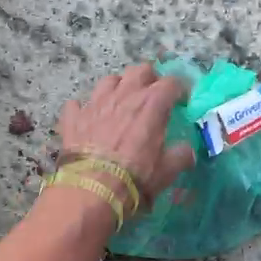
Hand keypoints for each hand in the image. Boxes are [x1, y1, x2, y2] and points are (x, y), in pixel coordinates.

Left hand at [56, 65, 195, 212]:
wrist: (92, 189)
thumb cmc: (135, 178)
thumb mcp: (167, 171)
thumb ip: (180, 156)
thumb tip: (187, 152)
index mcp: (151, 103)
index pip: (172, 83)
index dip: (179, 90)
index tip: (182, 102)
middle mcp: (124, 95)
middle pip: (140, 71)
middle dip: (149, 79)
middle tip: (153, 96)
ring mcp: (95, 103)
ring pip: (109, 81)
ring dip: (118, 88)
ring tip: (121, 103)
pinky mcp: (73, 118)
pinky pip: (77, 104)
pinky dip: (84, 109)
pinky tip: (88, 119)